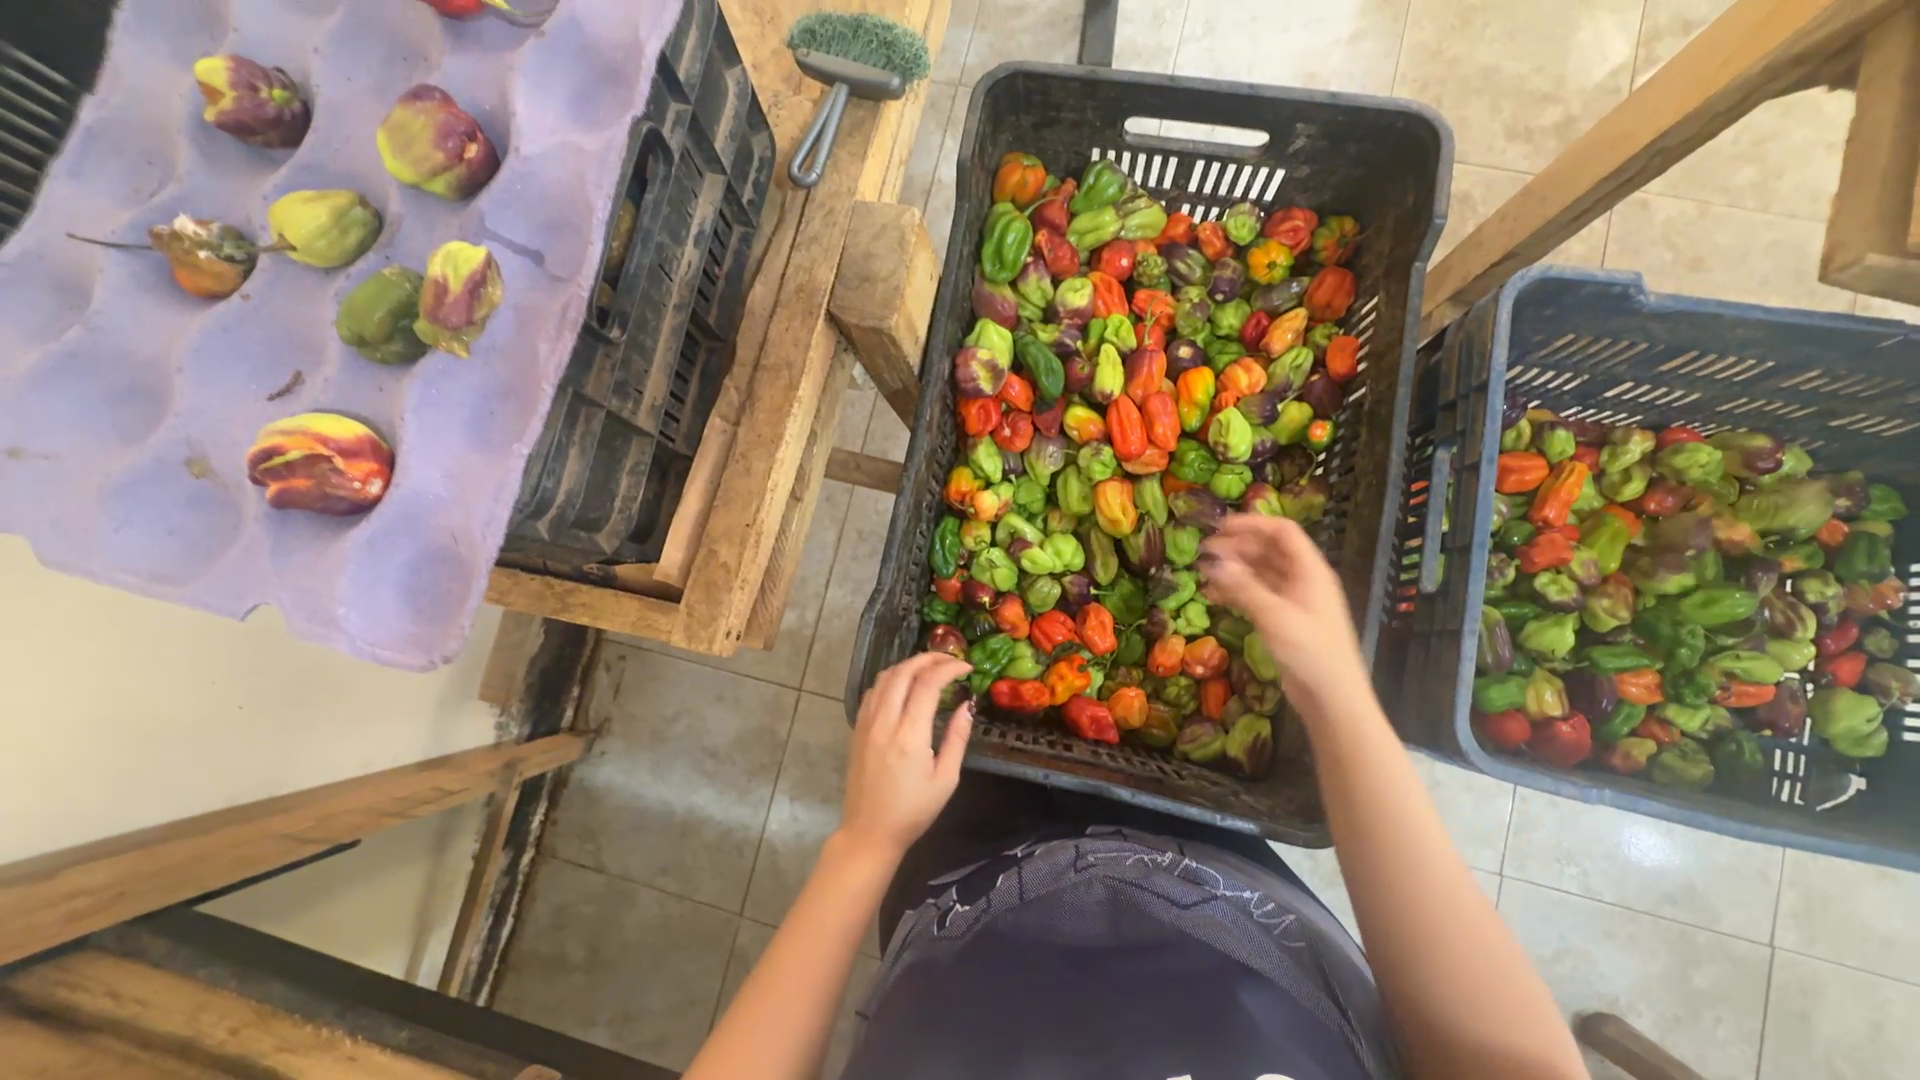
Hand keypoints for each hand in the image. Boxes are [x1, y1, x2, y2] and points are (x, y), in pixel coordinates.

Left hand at [839, 653, 973, 860]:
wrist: (870, 831)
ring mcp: (866, 724)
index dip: (949, 668)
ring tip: (930, 668)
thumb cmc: (913, 811)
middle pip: (904, 671)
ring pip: (884, 677)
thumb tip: (967, 706)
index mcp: (910, 735)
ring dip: (908, 665)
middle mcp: (885, 722)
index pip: (928, 684)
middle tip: (951, 660)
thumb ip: (957, 738)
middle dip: (929, 658)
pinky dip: (891, 679)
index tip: (967, 668)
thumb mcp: (946, 779)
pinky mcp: (857, 729)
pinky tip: (905, 686)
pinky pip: (873, 692)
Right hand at [1202, 514, 1368, 709]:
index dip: (1252, 524)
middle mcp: (1303, 579)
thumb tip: (1213, 560)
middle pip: (1269, 550)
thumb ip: (1243, 586)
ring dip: (1234, 570)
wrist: (1332, 696)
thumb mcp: (1274, 615)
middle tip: (1204, 552)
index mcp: (1310, 570)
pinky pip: (1258, 595)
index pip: (1282, 531)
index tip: (1218, 527)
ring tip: (1203, 573)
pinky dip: (1237, 592)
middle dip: (1237, 547)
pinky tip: (1214, 597)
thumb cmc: (1309, 651)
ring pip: (1261, 573)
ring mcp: (1294, 600)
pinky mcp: (1284, 619)